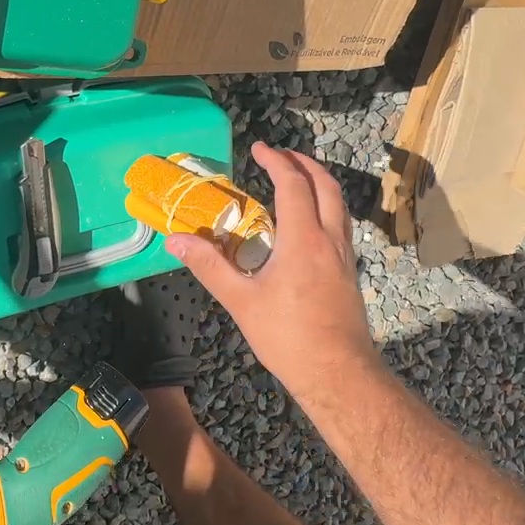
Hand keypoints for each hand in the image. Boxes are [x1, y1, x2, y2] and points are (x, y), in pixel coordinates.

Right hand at [165, 143, 380, 393]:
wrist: (340, 376)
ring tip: (295, 180)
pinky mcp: (349, 274)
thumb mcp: (241, 301)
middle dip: (304, 164)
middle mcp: (330, 241)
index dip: (276, 161)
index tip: (259, 148)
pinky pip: (340, 225)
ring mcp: (344, 258)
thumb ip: (209, 266)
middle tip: (280, 156)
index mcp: (303, 240)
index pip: (293, 185)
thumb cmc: (289, 338)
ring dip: (318, 183)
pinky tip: (306, 224)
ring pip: (338, 206)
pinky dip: (324, 208)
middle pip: (326, 186)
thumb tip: (176, 240)